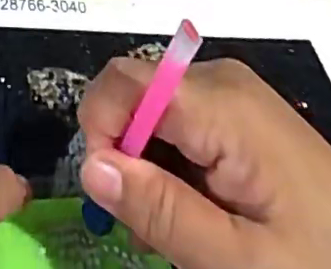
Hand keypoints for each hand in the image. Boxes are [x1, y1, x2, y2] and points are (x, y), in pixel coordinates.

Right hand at [77, 58, 330, 268]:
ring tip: (182, 229)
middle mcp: (221, 80)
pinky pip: (181, 121)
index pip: (123, 82)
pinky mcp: (242, 112)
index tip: (110, 196)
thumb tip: (88, 167)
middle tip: (147, 228)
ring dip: (148, 165)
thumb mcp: (241, 263)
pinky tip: (200, 212)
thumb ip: (161, 210)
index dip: (98, 130)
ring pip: (153, 110)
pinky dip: (173, 164)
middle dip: (124, 154)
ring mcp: (234, 93)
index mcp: (222, 104)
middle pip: (136, 94)